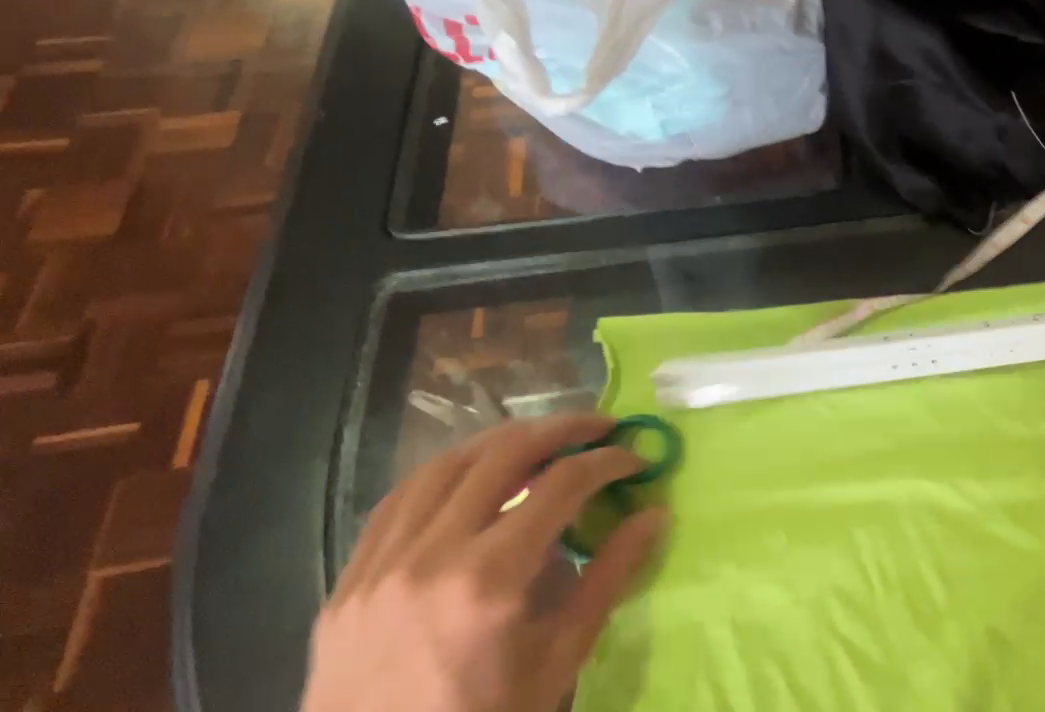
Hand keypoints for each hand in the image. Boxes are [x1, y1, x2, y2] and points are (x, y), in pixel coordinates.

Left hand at [302, 415, 666, 711]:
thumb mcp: (561, 659)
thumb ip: (609, 578)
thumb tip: (654, 515)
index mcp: (490, 583)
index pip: (561, 485)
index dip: (607, 461)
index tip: (636, 458)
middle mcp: (431, 557)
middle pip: (503, 456)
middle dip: (561, 429)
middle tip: (601, 427)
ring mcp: (380, 566)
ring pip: (445, 465)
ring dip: (502, 440)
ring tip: (542, 438)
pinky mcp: (349, 579)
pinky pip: (398, 500)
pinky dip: (444, 472)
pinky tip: (472, 473)